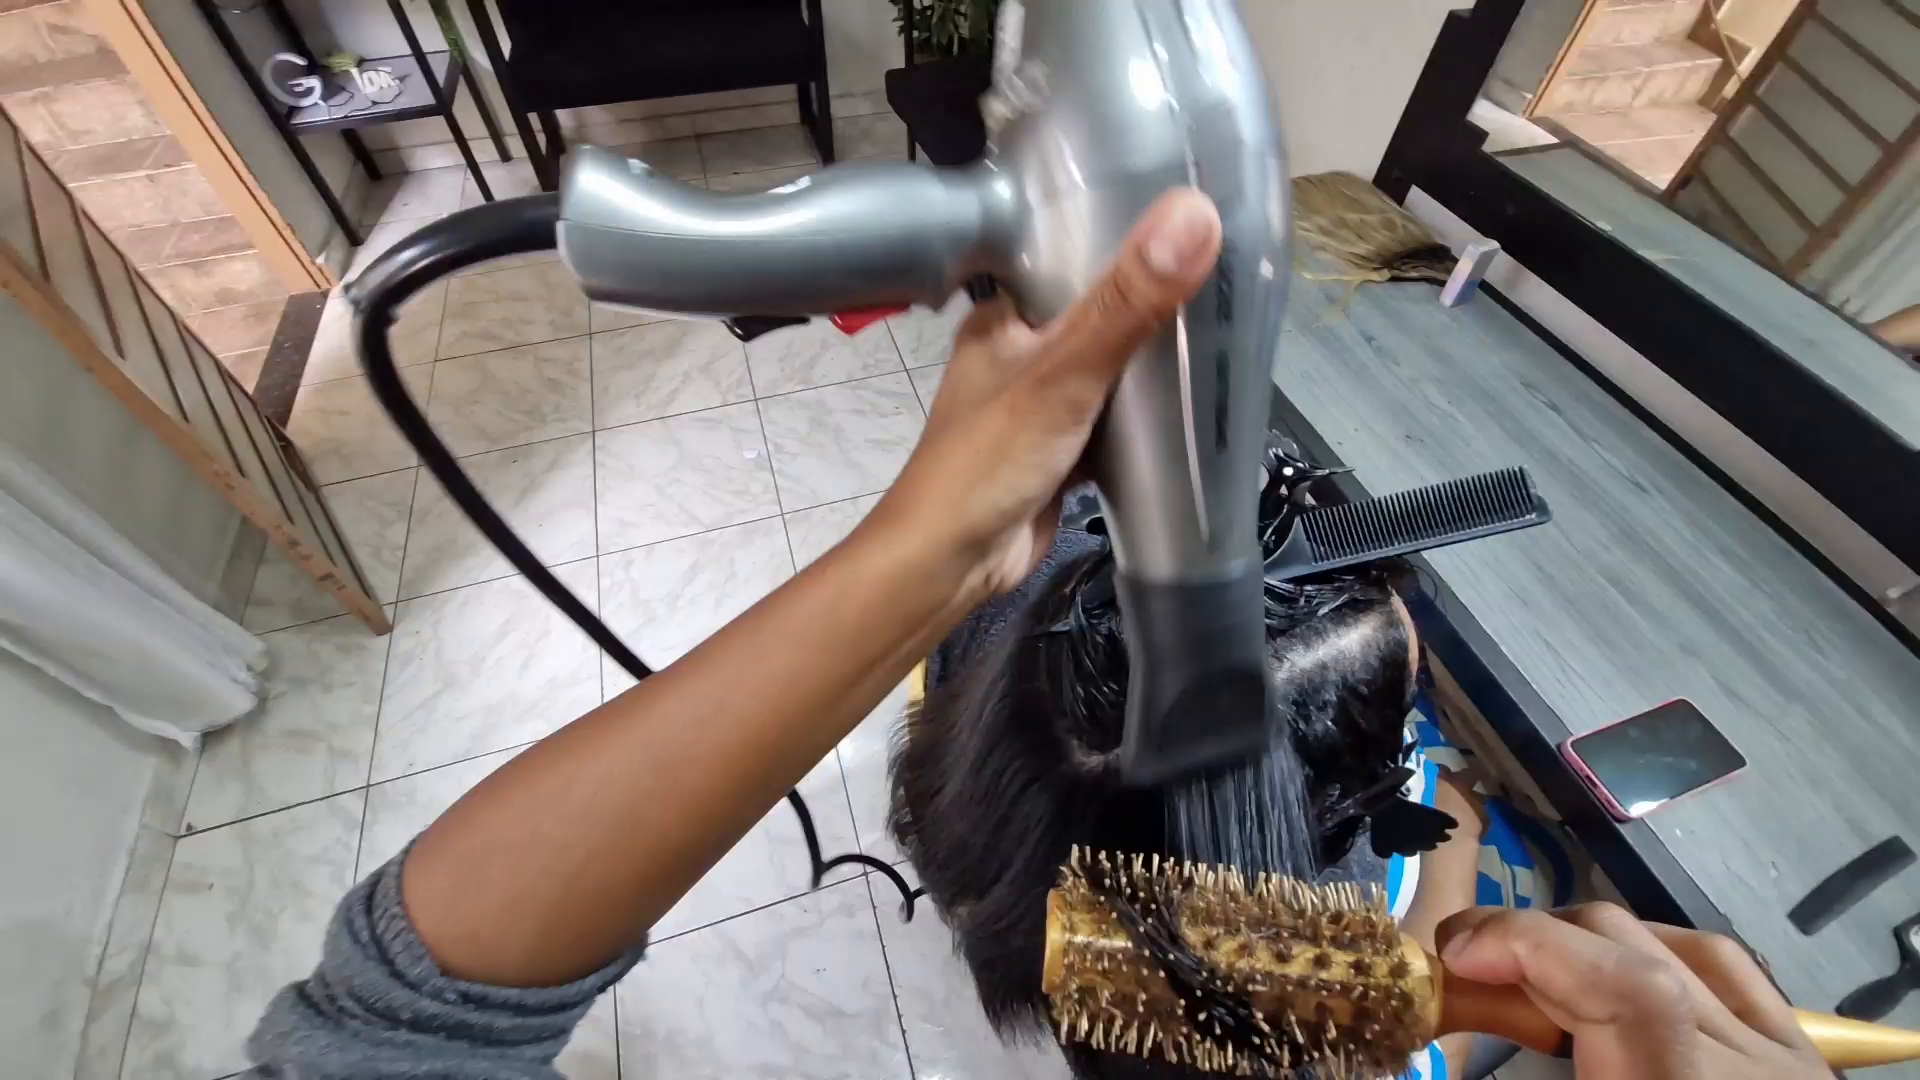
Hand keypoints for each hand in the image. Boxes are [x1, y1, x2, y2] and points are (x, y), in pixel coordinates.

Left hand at [864, 188, 1222, 607]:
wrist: (953, 561)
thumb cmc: (992, 461)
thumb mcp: (1063, 374)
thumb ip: (1126, 304)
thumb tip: (1195, 214)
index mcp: (1002, 319)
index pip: (1070, 259)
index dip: (1128, 243)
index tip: (1196, 228)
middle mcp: (1016, 356)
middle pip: (1096, 318)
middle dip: (1150, 309)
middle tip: (1226, 283)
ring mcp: (1036, 407)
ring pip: (1105, 372)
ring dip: (1148, 366)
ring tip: (1218, 333)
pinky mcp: (1057, 451)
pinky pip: (1107, 420)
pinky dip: (1139, 417)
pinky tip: (1186, 403)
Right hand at [1437, 904, 1826, 1078]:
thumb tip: (1430, 1040)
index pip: (1627, 986)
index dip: (1526, 945)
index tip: (1453, 958)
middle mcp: (1753, 1076)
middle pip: (1619, 945)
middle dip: (1518, 942)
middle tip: (1467, 979)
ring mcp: (1786, 1062)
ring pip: (1660, 938)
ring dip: (1572, 941)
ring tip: (1530, 979)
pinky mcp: (1796, 1058)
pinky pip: (1719, 961)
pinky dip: (1645, 945)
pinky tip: (1607, 973)